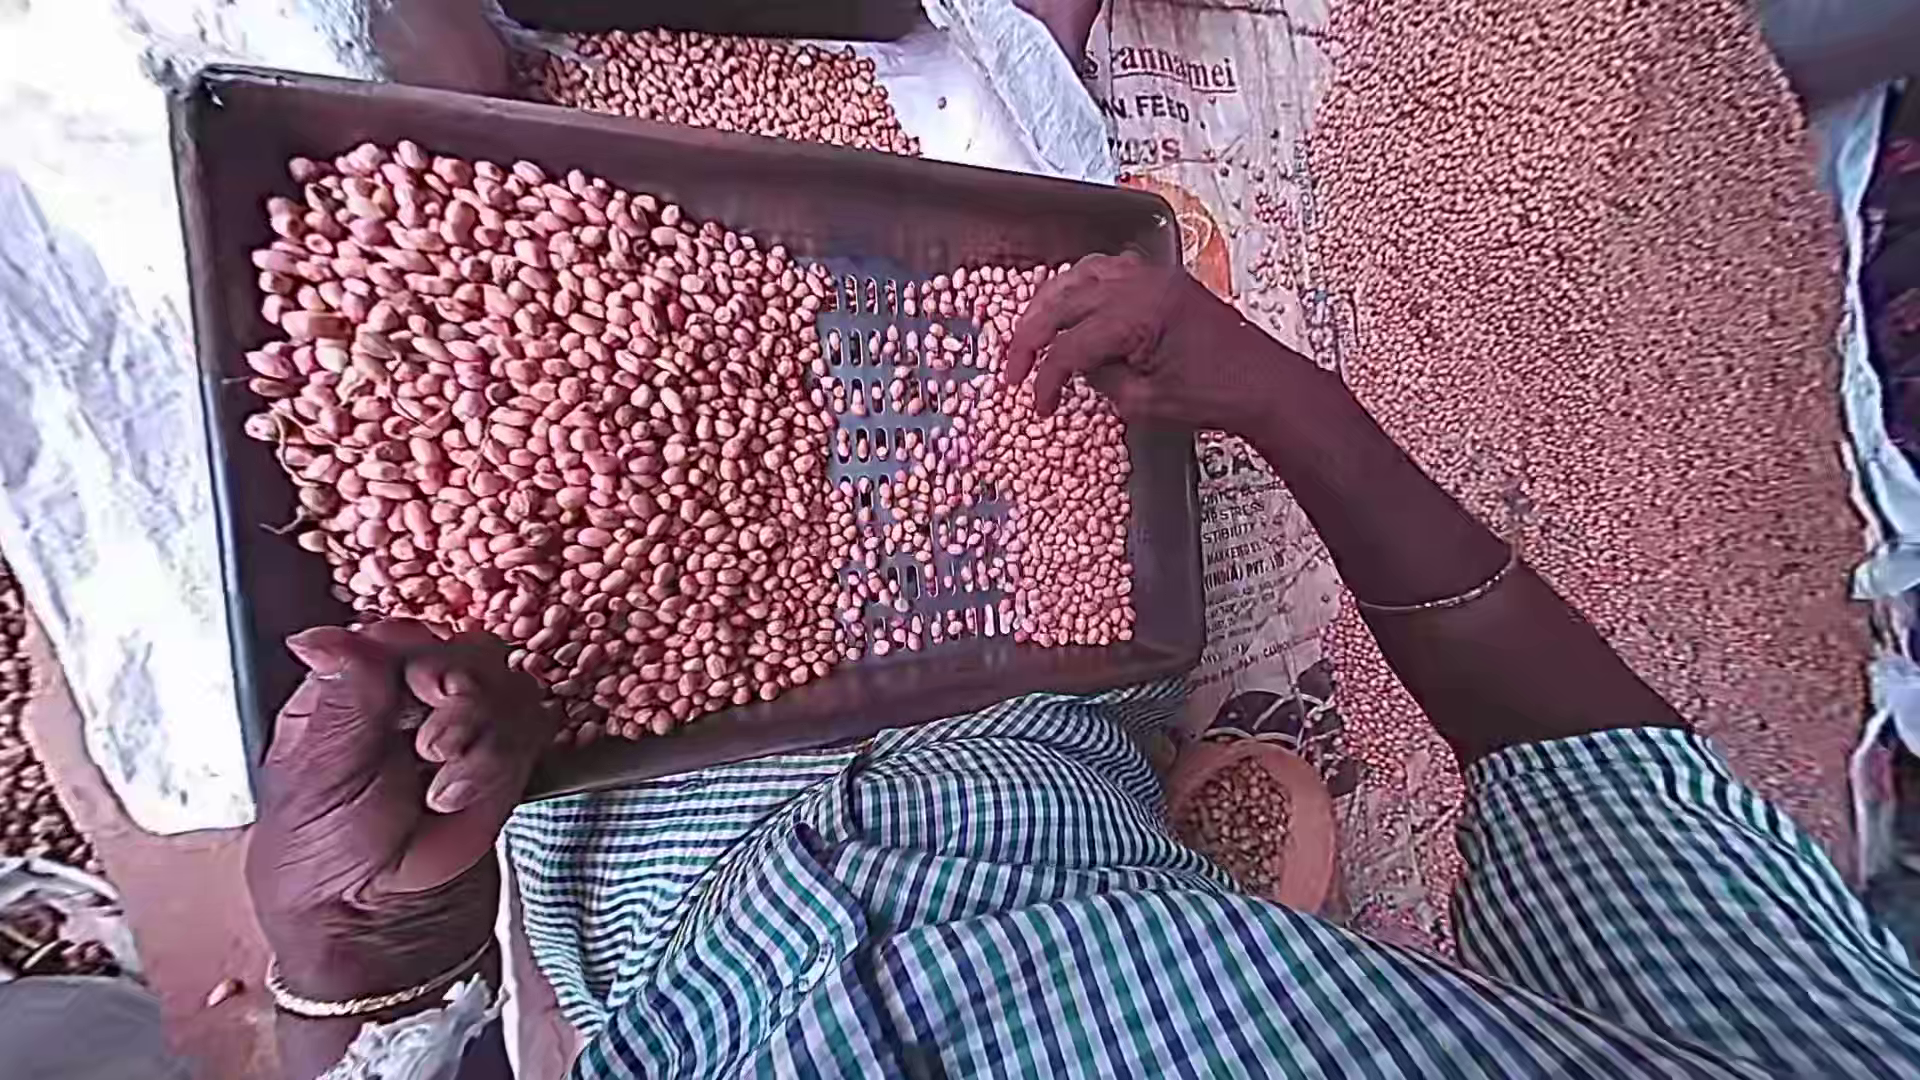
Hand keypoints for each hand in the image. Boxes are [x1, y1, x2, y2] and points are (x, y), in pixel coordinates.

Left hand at [245, 620, 551, 1001]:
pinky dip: (497, 760)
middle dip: (460, 692)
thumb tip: (320, 638)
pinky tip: (460, 793)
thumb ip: (337, 704)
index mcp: (361, 692)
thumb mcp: (314, 779)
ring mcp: (474, 718)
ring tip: (443, 781)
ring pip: (506, 684)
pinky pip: (529, 724)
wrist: (386, 911)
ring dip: (480, 731)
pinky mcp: (513, 745)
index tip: (421, 684)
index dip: (418, 651)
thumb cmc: (327, 853)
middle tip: (437, 739)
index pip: (401, 639)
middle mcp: (420, 696)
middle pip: (466, 652)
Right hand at [1004, 250, 1304, 434]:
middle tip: (1014, 369)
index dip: (1046, 380)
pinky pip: (1105, 269)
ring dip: (1048, 304)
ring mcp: (1150, 275)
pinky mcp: (1159, 278)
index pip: (1070, 347)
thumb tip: (1076, 368)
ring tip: (1032, 333)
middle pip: (1062, 301)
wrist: (1261, 382)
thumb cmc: (1210, 397)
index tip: (1038, 406)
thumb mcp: (1143, 402)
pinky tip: (1070, 306)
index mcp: (1136, 317)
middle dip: (1030, 337)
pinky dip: (1079, 286)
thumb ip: (1100, 380)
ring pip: (1079, 275)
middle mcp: (1139, 285)